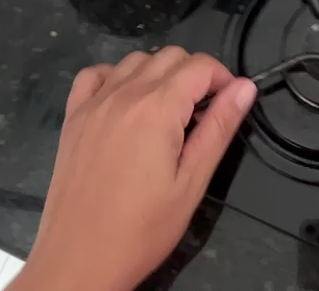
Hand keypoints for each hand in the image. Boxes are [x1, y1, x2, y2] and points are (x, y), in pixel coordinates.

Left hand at [14, 49, 256, 290]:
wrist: (78, 264)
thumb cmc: (141, 230)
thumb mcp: (192, 183)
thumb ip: (219, 128)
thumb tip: (245, 87)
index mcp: (158, 107)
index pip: (201, 65)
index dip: (223, 79)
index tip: (227, 105)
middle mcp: (125, 93)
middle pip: (171, 55)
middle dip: (194, 75)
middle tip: (200, 114)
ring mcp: (95, 102)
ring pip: (137, 59)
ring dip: (158, 73)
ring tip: (166, 112)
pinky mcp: (73, 117)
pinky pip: (95, 73)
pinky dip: (114, 77)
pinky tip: (124, 102)